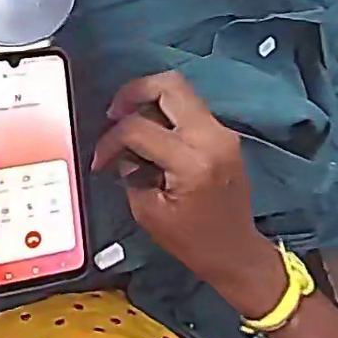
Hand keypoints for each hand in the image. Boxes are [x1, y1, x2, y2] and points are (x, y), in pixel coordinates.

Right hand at [91, 72, 284, 315]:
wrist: (236, 252)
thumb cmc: (193, 240)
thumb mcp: (148, 212)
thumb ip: (130, 174)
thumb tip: (120, 152)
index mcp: (192, 161)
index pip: (138, 128)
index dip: (110, 141)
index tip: (101, 160)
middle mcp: (211, 137)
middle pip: (168, 85)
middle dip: (133, 92)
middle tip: (114, 113)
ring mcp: (221, 132)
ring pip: (179, 91)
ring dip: (148, 101)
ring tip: (128, 123)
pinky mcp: (222, 135)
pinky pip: (188, 108)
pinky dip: (163, 112)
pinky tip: (148, 134)